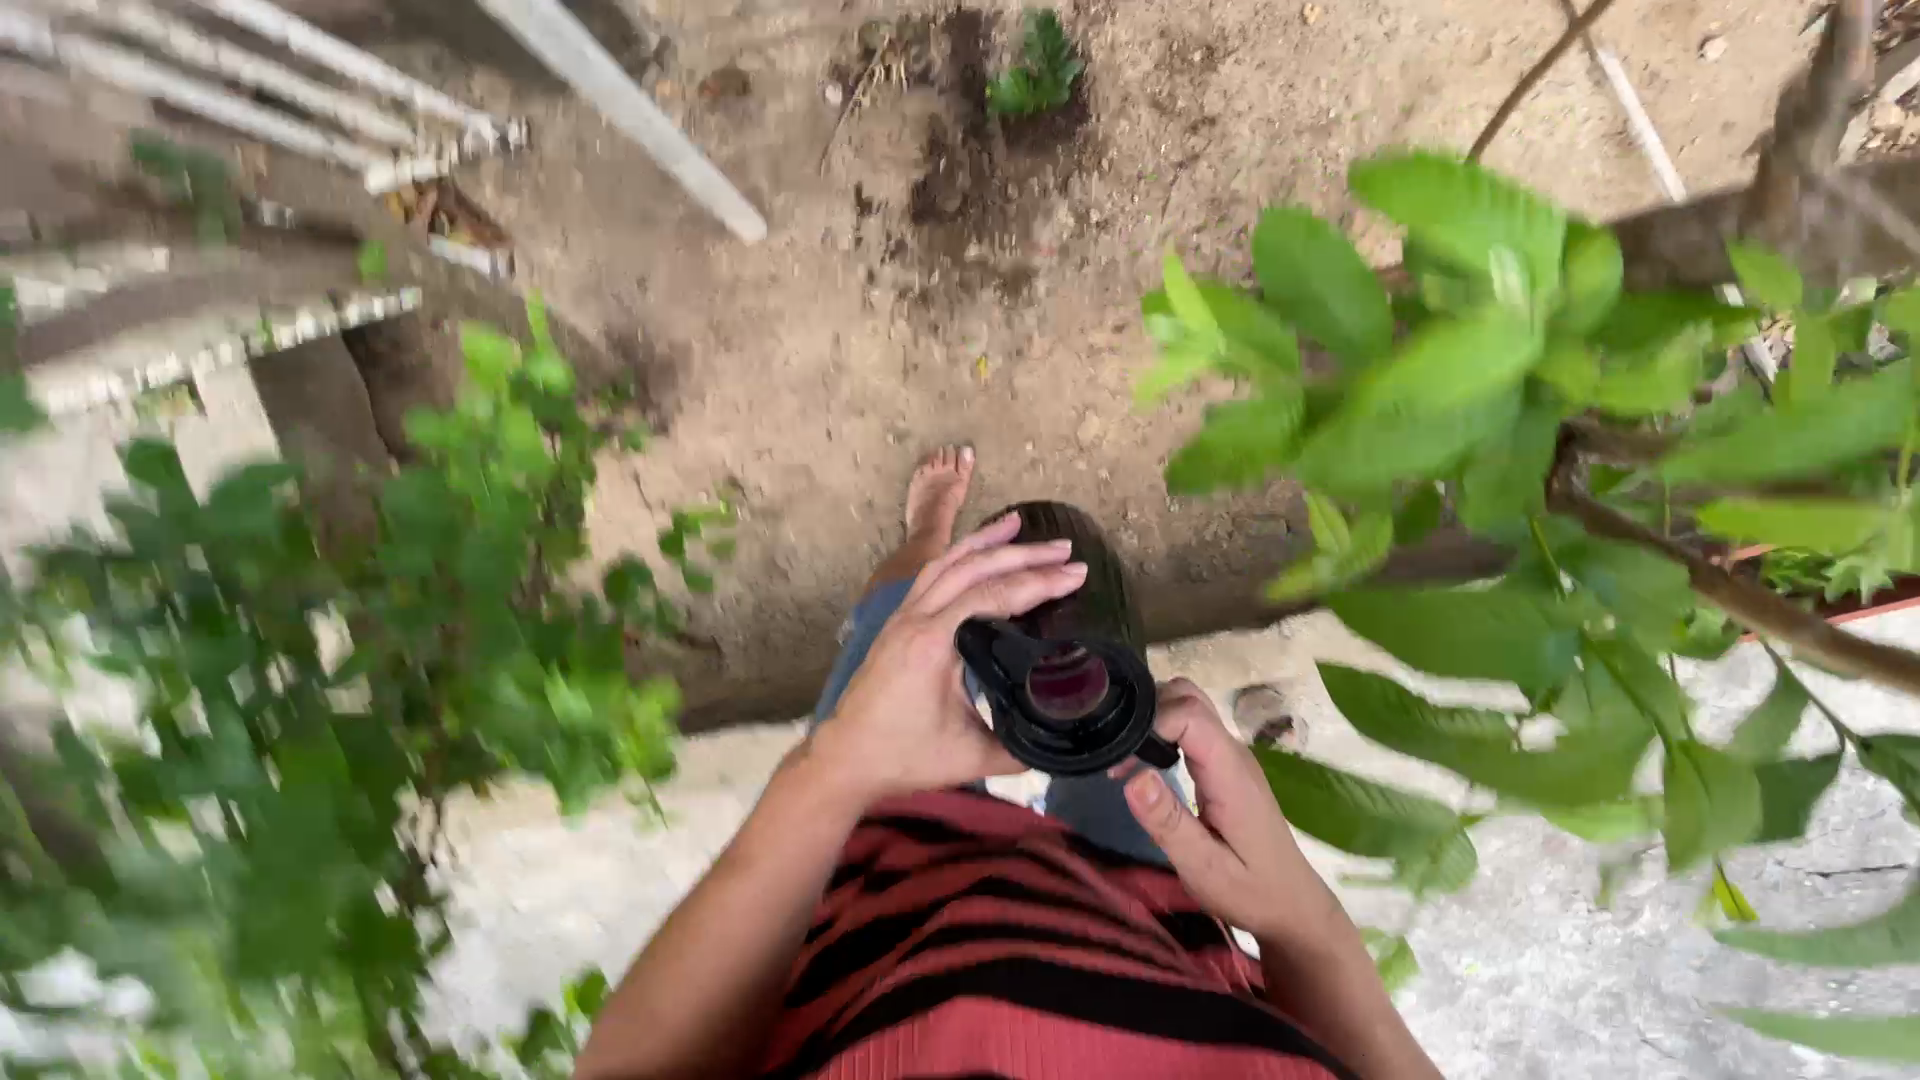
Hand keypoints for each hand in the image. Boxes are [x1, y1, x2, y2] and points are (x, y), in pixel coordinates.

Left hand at [809, 512, 1088, 804]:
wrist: (845, 758)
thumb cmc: (903, 757)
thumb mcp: (969, 757)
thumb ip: (1020, 748)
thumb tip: (1065, 739)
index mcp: (934, 644)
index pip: (993, 596)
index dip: (1039, 582)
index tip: (1076, 574)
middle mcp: (916, 618)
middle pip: (973, 568)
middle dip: (1023, 554)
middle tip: (1065, 548)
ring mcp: (903, 615)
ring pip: (947, 561)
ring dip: (987, 542)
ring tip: (1019, 523)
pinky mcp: (898, 621)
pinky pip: (931, 573)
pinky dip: (959, 554)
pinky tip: (976, 551)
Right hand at [1120, 679, 1347, 945]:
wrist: (1292, 907)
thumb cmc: (1249, 892)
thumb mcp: (1203, 868)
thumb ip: (1168, 822)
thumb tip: (1133, 776)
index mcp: (1230, 771)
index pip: (1189, 713)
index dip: (1150, 721)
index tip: (1121, 753)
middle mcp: (1232, 752)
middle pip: (1188, 697)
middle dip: (1147, 710)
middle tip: (1116, 748)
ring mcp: (1230, 755)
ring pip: (1188, 706)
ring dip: (1152, 718)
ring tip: (1123, 756)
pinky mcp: (1223, 765)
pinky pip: (1190, 728)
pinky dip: (1160, 731)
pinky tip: (1140, 764)